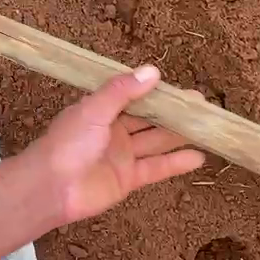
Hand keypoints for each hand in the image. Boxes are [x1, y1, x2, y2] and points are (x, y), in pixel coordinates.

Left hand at [18, 65, 205, 226]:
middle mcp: (113, 131)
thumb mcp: (93, 109)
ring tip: (208, 127)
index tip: (183, 89)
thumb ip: (122, 91)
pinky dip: (176, 163)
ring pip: (156, 142)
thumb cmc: (68, 143)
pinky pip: (156, 168)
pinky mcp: (127, 179)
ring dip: (179, 135)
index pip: (134, 96)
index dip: (157, 92)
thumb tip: (153, 71)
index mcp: (101, 110)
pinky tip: (198, 157)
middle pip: (149, 119)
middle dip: (174, 113)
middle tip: (204, 107)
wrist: (51, 188)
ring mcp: (121, 156)